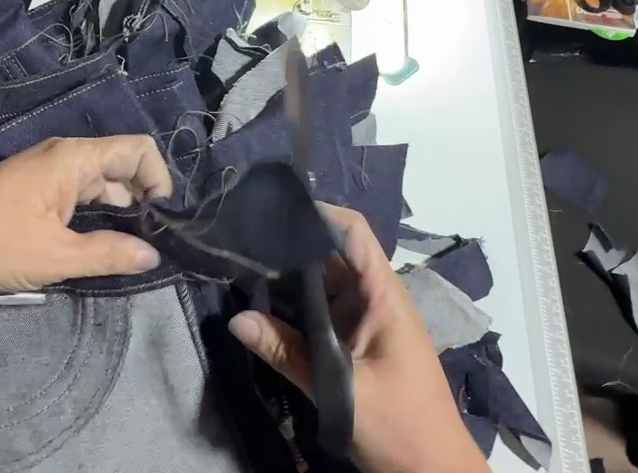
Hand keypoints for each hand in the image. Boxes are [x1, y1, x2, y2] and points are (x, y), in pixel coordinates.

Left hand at [0, 135, 173, 294]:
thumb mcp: (55, 257)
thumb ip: (108, 254)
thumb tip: (153, 254)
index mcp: (72, 158)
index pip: (136, 149)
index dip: (159, 178)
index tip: (163, 219)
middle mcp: (65, 155)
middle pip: (122, 163)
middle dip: (146, 195)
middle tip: (158, 237)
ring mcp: (50, 170)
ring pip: (102, 180)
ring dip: (123, 206)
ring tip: (138, 243)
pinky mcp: (38, 187)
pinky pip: (82, 190)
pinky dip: (100, 210)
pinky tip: (107, 239)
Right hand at [228, 205, 487, 472]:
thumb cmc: (402, 427)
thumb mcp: (341, 391)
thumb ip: (288, 354)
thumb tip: (236, 320)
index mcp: (383, 295)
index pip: (353, 232)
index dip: (319, 212)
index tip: (276, 209)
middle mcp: (372, 299)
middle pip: (329, 256)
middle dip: (290, 247)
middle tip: (242, 241)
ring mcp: (364, 322)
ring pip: (321, 286)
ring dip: (287, 280)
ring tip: (242, 266)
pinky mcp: (355, 345)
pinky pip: (321, 315)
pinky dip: (294, 310)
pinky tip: (261, 307)